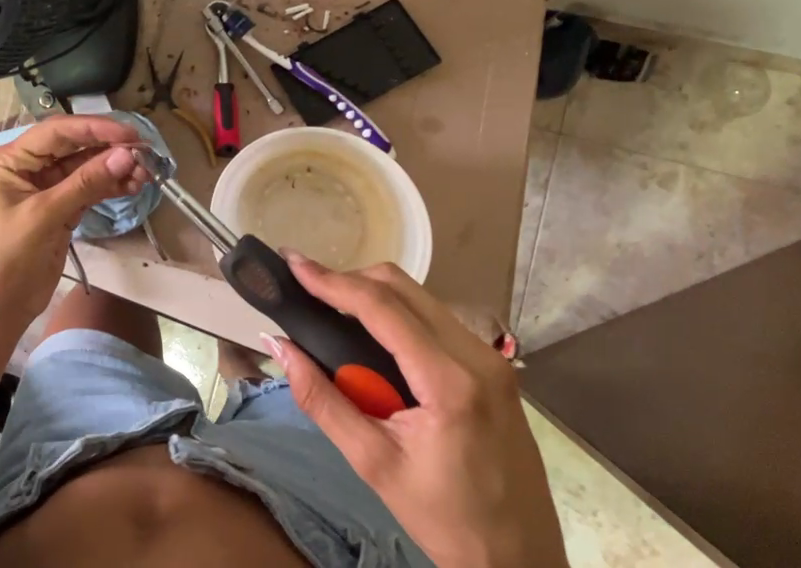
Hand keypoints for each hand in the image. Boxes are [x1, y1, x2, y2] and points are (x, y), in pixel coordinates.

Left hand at [0, 116, 148, 330]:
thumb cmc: (8, 257)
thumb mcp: (45, 216)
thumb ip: (85, 183)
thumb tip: (126, 155)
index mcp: (12, 159)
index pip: (57, 131)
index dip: (94, 128)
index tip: (129, 133)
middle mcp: (28, 166)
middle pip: (74, 146)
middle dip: (109, 147)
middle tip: (145, 151)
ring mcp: (46, 188)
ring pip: (86, 167)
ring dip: (115, 168)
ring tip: (145, 173)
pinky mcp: (61, 209)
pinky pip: (90, 189)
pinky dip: (111, 186)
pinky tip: (134, 186)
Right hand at [264, 255, 566, 567]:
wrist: (522, 559)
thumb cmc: (445, 520)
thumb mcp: (373, 463)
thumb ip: (322, 400)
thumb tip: (278, 346)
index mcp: (450, 382)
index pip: (381, 307)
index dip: (332, 280)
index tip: (291, 262)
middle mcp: (478, 357)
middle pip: (402, 287)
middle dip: (349, 280)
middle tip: (304, 288)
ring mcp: (491, 361)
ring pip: (420, 298)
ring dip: (372, 296)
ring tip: (329, 312)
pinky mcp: (493, 369)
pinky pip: (435, 319)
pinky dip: (396, 315)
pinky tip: (369, 337)